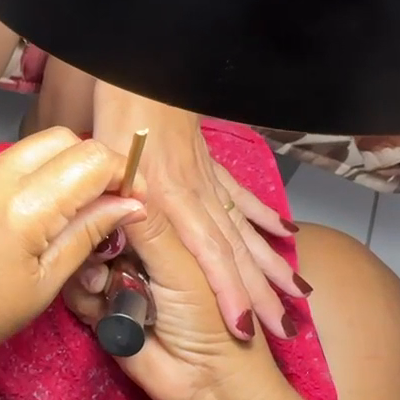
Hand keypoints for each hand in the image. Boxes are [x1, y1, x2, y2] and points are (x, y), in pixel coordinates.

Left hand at [0, 128, 142, 399]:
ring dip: (50, 170)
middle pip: (60, 139)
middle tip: (95, 203)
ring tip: (52, 216)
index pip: (91, 159)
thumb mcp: (44, 284)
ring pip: (25, 149)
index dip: (120, 173)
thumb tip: (133, 204)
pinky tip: (7, 221)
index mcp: (21, 205)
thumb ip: (88, 233)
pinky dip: (13, 181)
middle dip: (87, 163)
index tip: (129, 198)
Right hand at [64, 202, 290, 399]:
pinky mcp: (101, 307)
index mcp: (170, 230)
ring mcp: (119, 278)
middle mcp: (142, 250)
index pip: (128, 202)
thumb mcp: (182, 267)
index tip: (86, 194)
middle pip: (98, 228)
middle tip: (96, 251)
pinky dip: (81, 296)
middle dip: (90, 238)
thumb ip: (151, 228)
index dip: (106, 198)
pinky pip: (75, 290)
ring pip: (82, 258)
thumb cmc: (207, 319)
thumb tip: (122, 182)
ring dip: (86, 271)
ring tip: (100, 285)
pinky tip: (96, 308)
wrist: (203, 385)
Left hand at [90, 85, 302, 340]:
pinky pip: (239, 194)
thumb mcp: (101, 159)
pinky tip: (285, 233)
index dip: (226, 289)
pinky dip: (262, 215)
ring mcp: (206, 178)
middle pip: (234, 248)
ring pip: (244, 227)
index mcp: (168, 195)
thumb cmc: (115, 113)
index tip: (243, 325)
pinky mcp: (207, 164)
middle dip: (259, 291)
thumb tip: (112, 237)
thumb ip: (109, 198)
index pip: (206, 251)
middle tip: (285, 329)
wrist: (143, 71)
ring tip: (298, 294)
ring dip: (269, 262)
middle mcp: (195, 192)